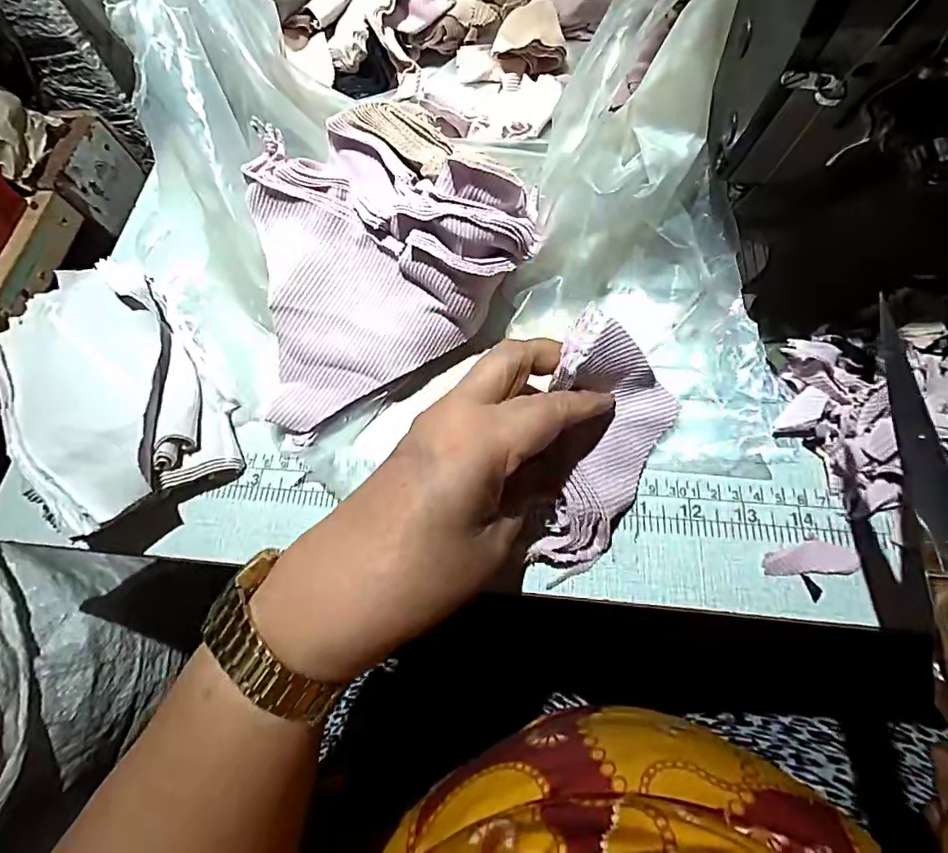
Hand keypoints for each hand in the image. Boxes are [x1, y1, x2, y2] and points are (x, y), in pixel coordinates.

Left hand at [247, 339, 614, 681]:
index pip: (548, 407)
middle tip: (582, 374)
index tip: (613, 398)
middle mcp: (456, 413)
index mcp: (480, 437)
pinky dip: (503, 401)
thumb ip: (529, 497)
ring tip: (557, 405)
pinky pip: (471, 400)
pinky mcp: (419, 437)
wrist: (334, 593)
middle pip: (508, 357)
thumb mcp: (493, 545)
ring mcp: (432, 421)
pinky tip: (521, 434)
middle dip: (549, 355)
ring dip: (524, 378)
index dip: (584, 404)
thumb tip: (549, 472)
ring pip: (487, 375)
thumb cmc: (422, 577)